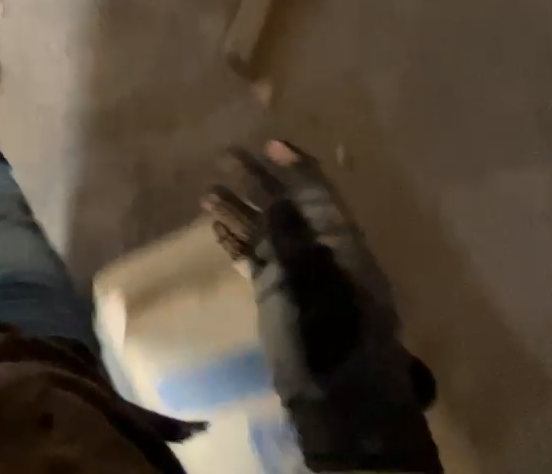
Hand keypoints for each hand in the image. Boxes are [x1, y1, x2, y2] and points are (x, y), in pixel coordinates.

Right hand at [205, 141, 440, 473]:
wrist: (339, 407)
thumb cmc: (334, 344)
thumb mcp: (316, 289)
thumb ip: (294, 243)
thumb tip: (275, 200)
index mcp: (344, 252)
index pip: (321, 199)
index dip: (298, 170)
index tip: (270, 143)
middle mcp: (322, 257)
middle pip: (287, 209)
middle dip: (259, 182)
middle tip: (226, 156)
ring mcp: (299, 277)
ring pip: (265, 232)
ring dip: (239, 210)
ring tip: (207, 192)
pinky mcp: (278, 297)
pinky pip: (253, 258)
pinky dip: (235, 241)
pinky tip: (215, 227)